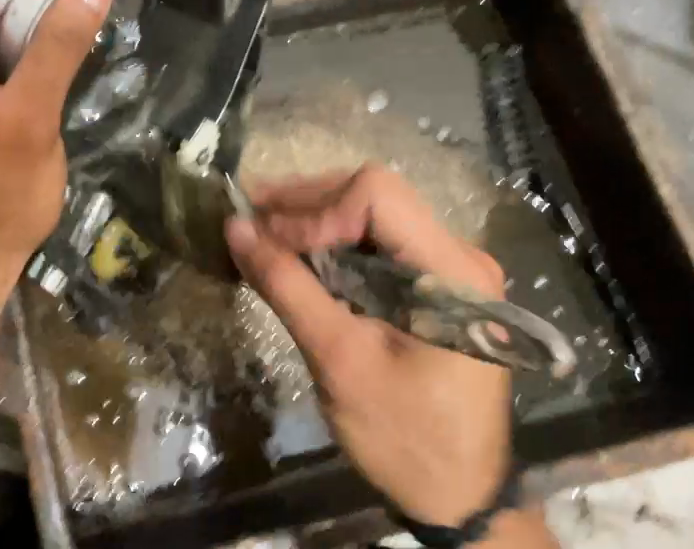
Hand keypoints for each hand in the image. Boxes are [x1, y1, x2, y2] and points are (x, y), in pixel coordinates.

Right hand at [225, 167, 511, 527]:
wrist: (460, 497)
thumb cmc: (405, 436)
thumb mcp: (337, 359)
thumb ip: (287, 285)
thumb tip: (233, 227)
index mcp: (452, 271)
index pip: (376, 195)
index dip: (315, 209)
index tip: (270, 240)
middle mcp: (458, 255)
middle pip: (373, 195)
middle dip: (306, 205)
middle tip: (248, 219)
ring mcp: (450, 269)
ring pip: (371, 213)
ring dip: (313, 220)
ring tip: (260, 233)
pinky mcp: (435, 286)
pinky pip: (377, 242)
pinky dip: (331, 242)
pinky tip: (294, 254)